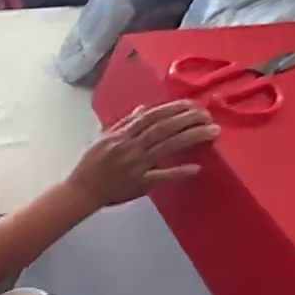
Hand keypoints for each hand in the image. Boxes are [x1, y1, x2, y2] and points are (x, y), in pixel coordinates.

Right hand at [67, 101, 216, 207]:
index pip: (151, 116)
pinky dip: (179, 172)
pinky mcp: (139, 182)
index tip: (192, 104)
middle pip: (163, 127)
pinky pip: (161, 176)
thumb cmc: (90, 165)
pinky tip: (196, 168)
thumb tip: (144, 109)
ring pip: (167, 146)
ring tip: (212, 131)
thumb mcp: (102, 139)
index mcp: (120, 135)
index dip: (173, 108)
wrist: (81, 190)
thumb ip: (123, 124)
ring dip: (192, 137)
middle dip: (188, 118)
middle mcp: (129, 146)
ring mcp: (135, 164)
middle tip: (208, 114)